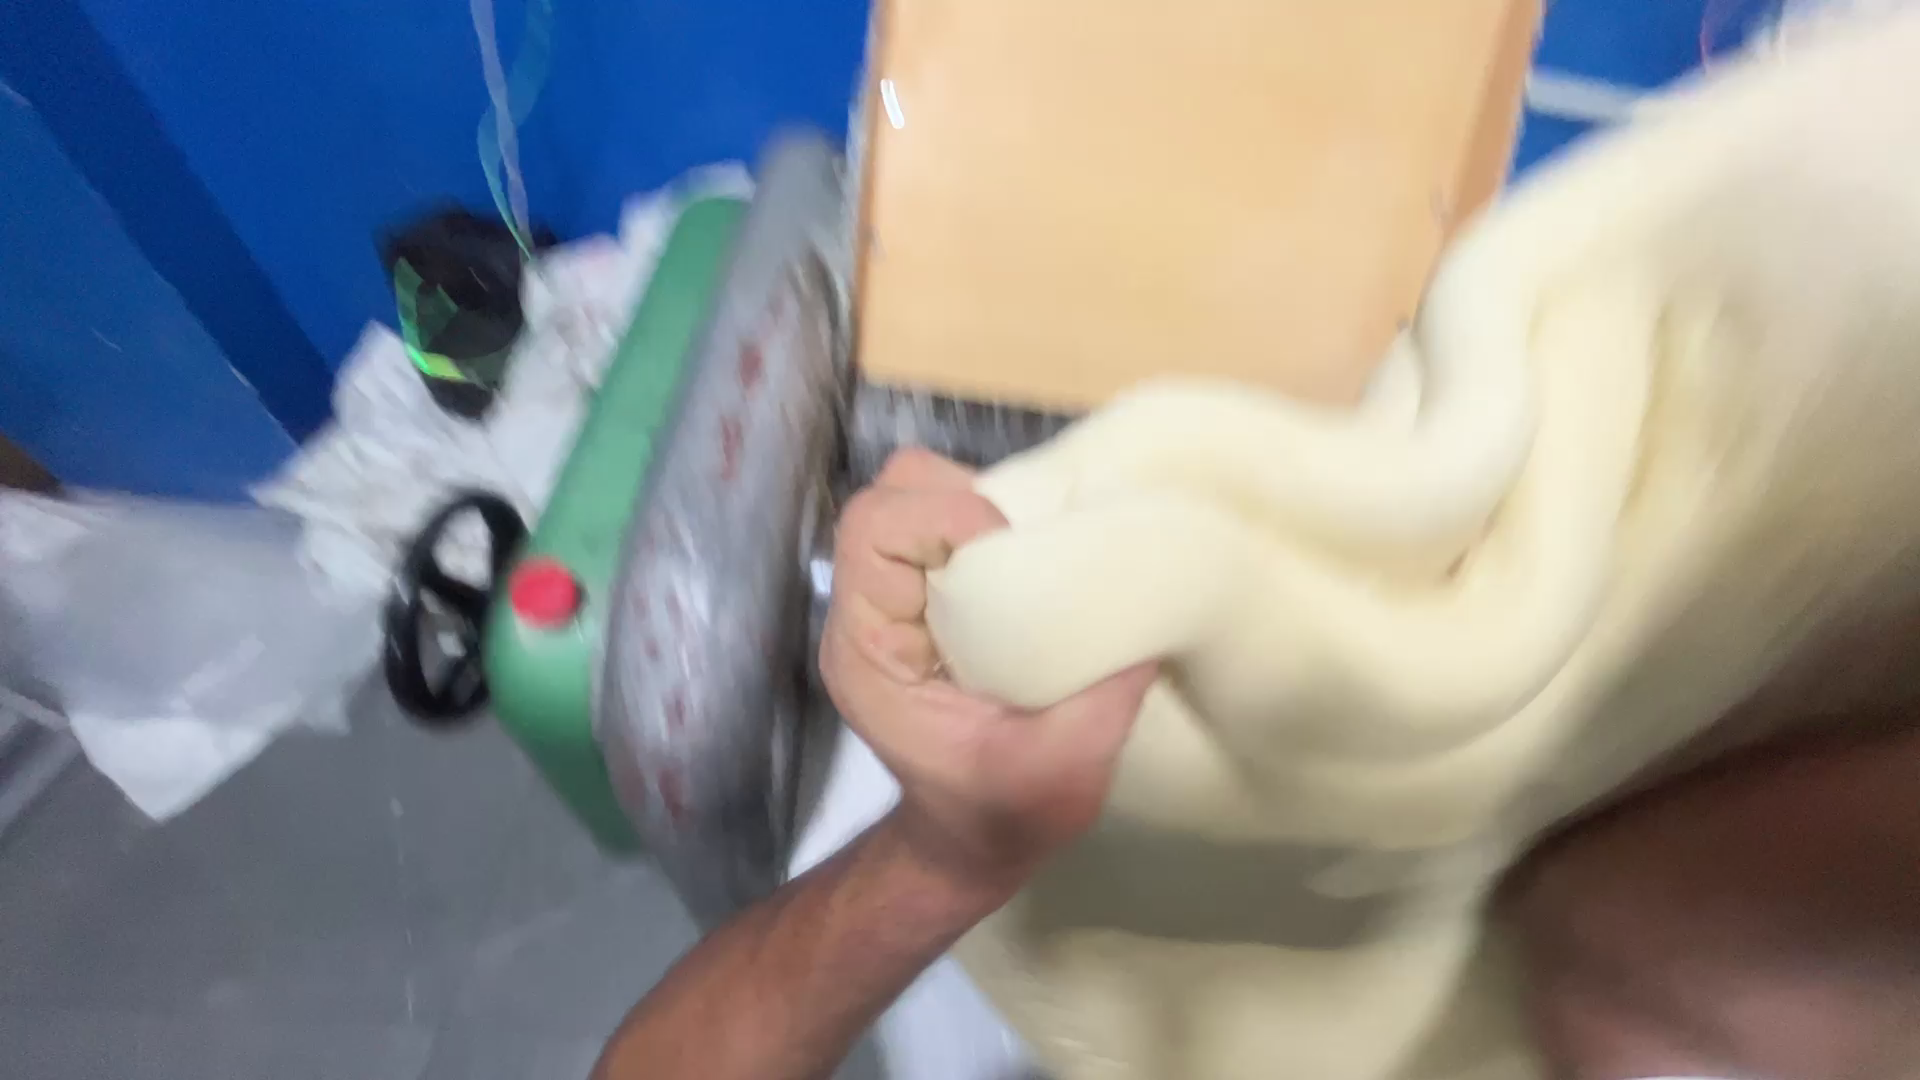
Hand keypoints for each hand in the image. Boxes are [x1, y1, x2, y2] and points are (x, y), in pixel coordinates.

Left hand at [819, 449, 1159, 902]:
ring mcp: (883, 604)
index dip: (944, 517)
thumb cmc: (999, 819)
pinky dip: (977, 522)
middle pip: (885, 498)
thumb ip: (1105, 701)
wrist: (964, 838)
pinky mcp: (911, 602)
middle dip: (955, 496)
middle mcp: (863, 614)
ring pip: (905, 499)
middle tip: (1021, 537)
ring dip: (968, 502)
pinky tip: (1019, 560)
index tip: (1009, 549)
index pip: (873, 532)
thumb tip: (1149, 614)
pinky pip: (931, 526)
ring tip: (1023, 545)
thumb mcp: (1063, 774)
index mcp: (870, 651)